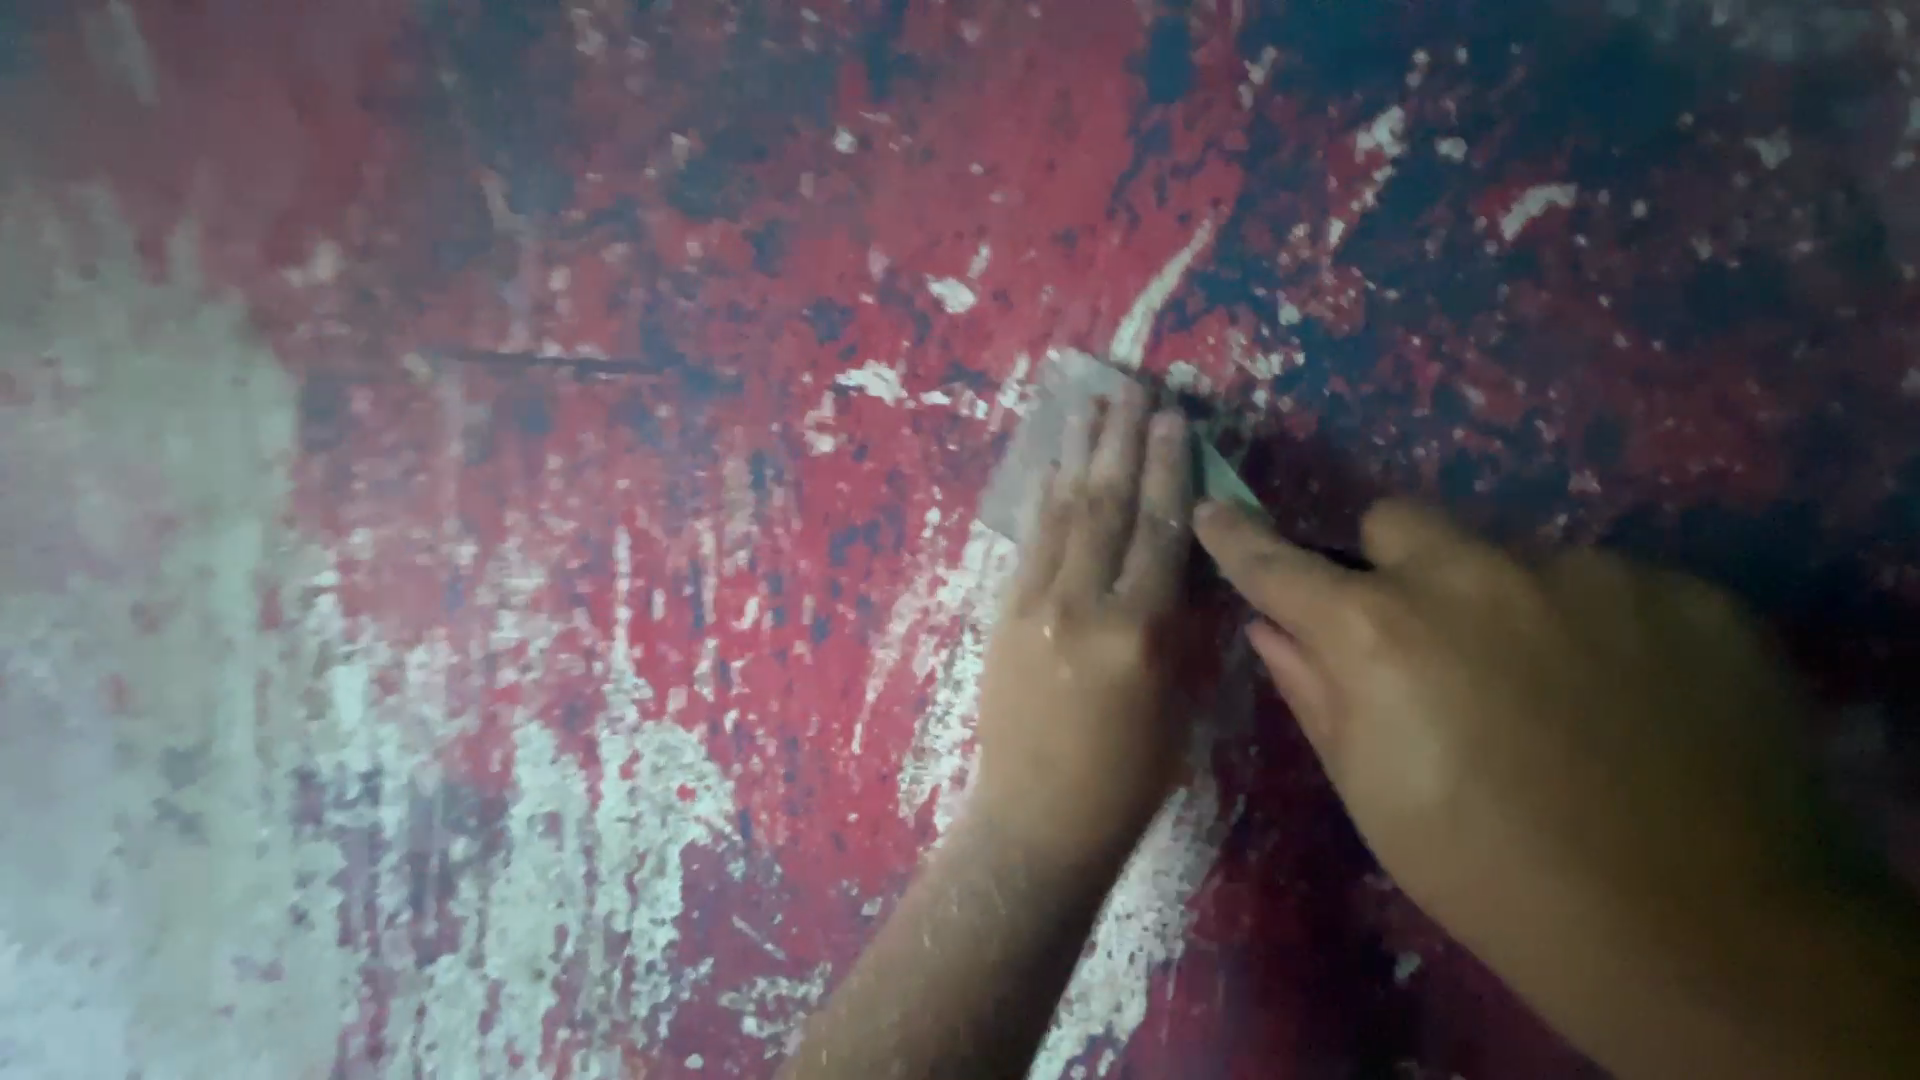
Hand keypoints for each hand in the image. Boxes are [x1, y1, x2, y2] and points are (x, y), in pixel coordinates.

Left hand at [973, 384, 1193, 863]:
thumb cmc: (1127, 775)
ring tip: (1088, 405)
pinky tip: (1049, 468)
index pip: (1160, 531)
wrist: (1038, 816)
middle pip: (1107, 506)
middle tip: (1130, 389)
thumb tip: (1186, 557)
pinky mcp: (1002, 616)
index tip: (1174, 418)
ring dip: (1077, 456)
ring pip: (1062, 515)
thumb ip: (1183, 624)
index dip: (1169, 469)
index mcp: (1139, 632)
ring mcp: (1032, 606)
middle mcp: (1081, 606)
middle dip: (1121, 442)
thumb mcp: (1179, 702)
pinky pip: (1026, 545)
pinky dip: (1039, 502)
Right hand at [1192, 498, 1908, 1076]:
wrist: (1703, 938)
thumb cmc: (1488, 872)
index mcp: (1379, 634)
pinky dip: (1591, 625)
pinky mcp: (1684, 593)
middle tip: (1417, 634)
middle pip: (1396, 521)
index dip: (1239, 538)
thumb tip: (1271, 626)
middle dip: (1389, 564)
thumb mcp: (1370, 790)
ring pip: (1506, 555)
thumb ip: (1311, 689)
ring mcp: (1587, 575)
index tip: (1214, 509)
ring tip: (1543, 686)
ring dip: (1498, 600)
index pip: (1280, 564)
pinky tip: (1623, 697)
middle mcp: (1473, 578)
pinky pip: (1606, 584)